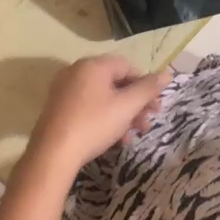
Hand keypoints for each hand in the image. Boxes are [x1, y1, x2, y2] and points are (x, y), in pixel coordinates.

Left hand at [25, 55, 171, 172]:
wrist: (53, 153)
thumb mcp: (126, 107)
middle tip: (146, 125)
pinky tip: (112, 139)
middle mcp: (76, 71)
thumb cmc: (94, 125)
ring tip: (130, 136)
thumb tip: (167, 74)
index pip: (127, 65)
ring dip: (121, 114)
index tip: (155, 107)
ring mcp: (64, 89)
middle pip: (115, 82)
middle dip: (135, 104)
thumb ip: (148, 89)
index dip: (145, 85)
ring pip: (102, 97)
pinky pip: (88, 106)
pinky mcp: (58, 108)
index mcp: (93, 65)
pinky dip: (104, 118)